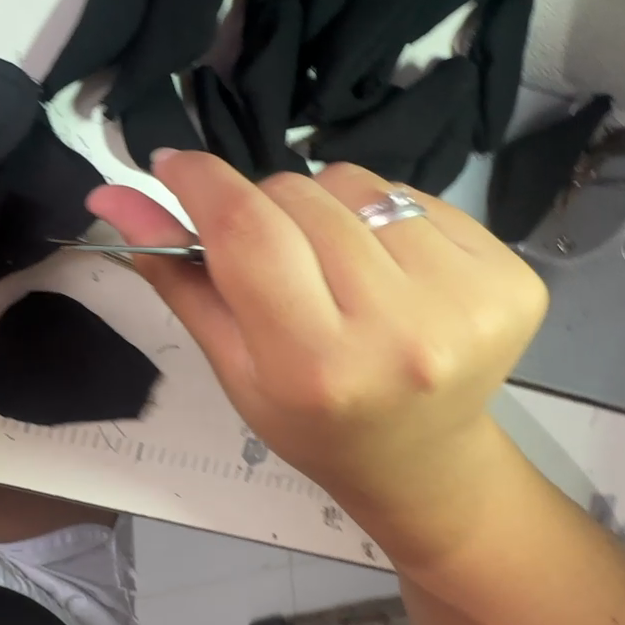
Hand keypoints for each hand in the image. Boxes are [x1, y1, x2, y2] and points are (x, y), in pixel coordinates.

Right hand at [88, 154, 546, 515]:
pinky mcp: (512, 276)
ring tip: (325, 262)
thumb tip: (112, 196)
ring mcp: (467, 300)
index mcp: (313, 363)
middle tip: (261, 252)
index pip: (246, 232)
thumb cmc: (304, 420)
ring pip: (353, 182)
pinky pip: (411, 194)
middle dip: (258, 205)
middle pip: (295, 197)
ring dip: (319, 206)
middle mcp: (398, 329)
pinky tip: (379, 266)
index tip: (170, 164)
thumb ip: (174, 273)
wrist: (418, 460)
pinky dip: (376, 214)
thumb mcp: (226, 359)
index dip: (200, 183)